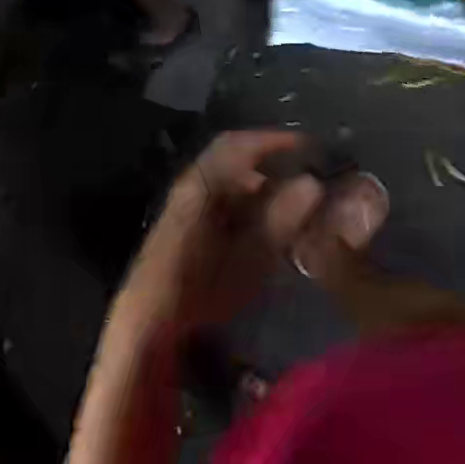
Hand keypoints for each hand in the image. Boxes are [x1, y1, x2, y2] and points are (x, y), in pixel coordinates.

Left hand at [117, 132, 323, 331]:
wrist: (151, 324)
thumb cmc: (200, 288)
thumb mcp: (247, 257)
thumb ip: (280, 219)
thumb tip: (312, 183)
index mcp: (201, 183)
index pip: (238, 143)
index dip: (274, 140)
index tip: (311, 146)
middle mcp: (192, 186)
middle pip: (238, 163)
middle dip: (276, 169)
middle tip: (313, 183)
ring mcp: (188, 206)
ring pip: (234, 185)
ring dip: (266, 191)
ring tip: (300, 209)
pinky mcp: (190, 228)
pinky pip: (227, 205)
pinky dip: (253, 210)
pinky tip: (273, 231)